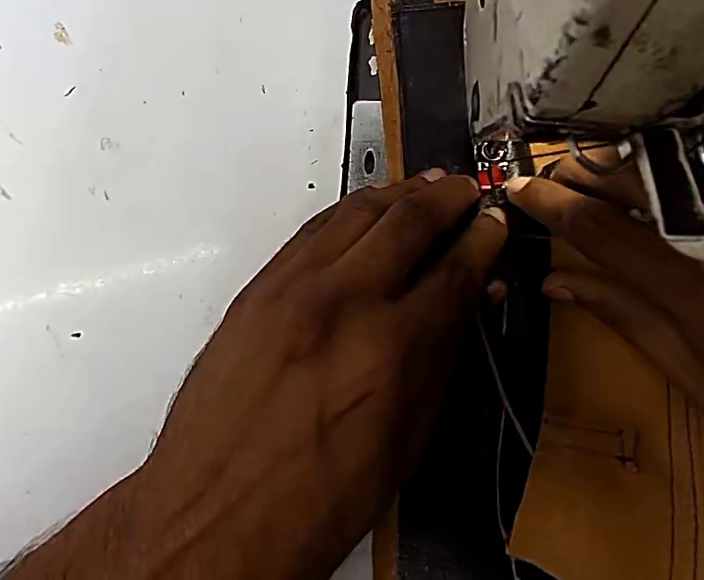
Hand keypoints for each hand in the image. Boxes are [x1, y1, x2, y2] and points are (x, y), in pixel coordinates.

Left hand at [9, 171, 506, 579]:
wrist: (209, 519)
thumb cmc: (312, 501)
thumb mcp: (406, 440)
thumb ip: (443, 358)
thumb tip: (468, 302)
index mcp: (390, 351)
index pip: (454, 270)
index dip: (483, 240)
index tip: (493, 226)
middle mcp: (342, 306)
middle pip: (410, 220)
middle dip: (449, 197)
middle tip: (467, 190)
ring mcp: (294, 288)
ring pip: (360, 210)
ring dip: (401, 190)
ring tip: (426, 184)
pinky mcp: (260, 287)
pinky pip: (316, 226)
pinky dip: (352, 206)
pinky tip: (369, 203)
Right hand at [507, 166, 703, 577]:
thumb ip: (638, 326)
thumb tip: (568, 287)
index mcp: (699, 298)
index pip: (601, 232)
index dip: (553, 205)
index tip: (519, 187)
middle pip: (633, 188)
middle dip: (582, 172)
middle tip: (548, 163)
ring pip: (680, 175)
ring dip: (629, 168)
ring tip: (592, 162)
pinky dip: (688, 176)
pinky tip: (674, 176)